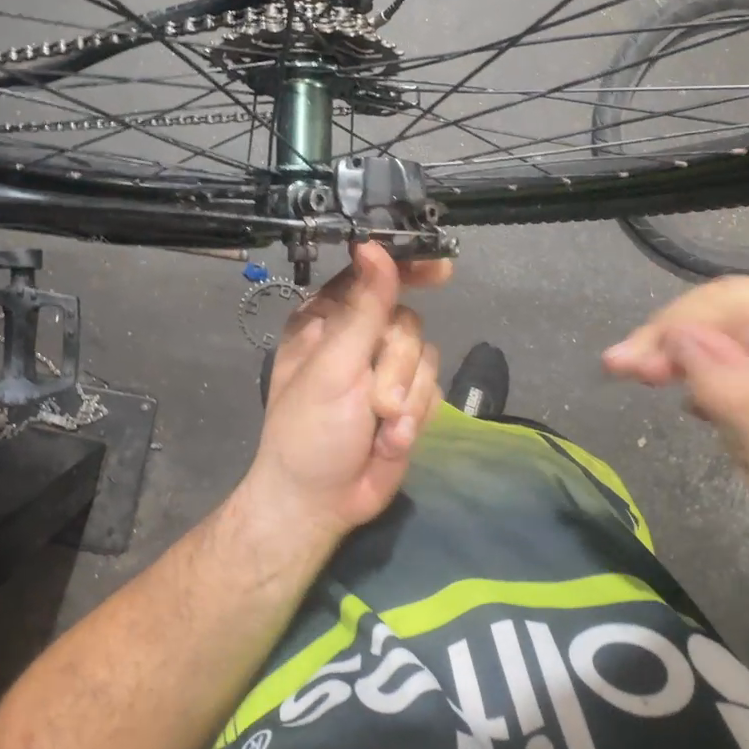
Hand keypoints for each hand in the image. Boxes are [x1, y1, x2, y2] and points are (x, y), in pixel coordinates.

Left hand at [242, 242, 451, 540]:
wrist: (321, 502)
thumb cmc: (309, 432)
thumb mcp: (333, 367)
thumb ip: (364, 309)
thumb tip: (374, 246)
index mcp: (325, 320)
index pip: (371, 276)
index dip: (405, 268)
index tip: (440, 270)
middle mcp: (357, 338)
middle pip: (406, 320)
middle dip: (397, 367)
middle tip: (377, 403)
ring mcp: (384, 369)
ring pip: (425, 355)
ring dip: (407, 398)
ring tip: (379, 429)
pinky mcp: (408, 398)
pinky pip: (433, 388)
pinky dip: (416, 418)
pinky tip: (390, 441)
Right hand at [602, 276, 748, 530]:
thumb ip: (729, 388)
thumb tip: (677, 335)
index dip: (682, 332)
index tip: (628, 367)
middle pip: (740, 300)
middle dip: (673, 329)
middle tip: (621, 362)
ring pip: (733, 306)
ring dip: (680, 335)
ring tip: (637, 365)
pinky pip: (741, 320)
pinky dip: (701, 343)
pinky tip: (677, 371)